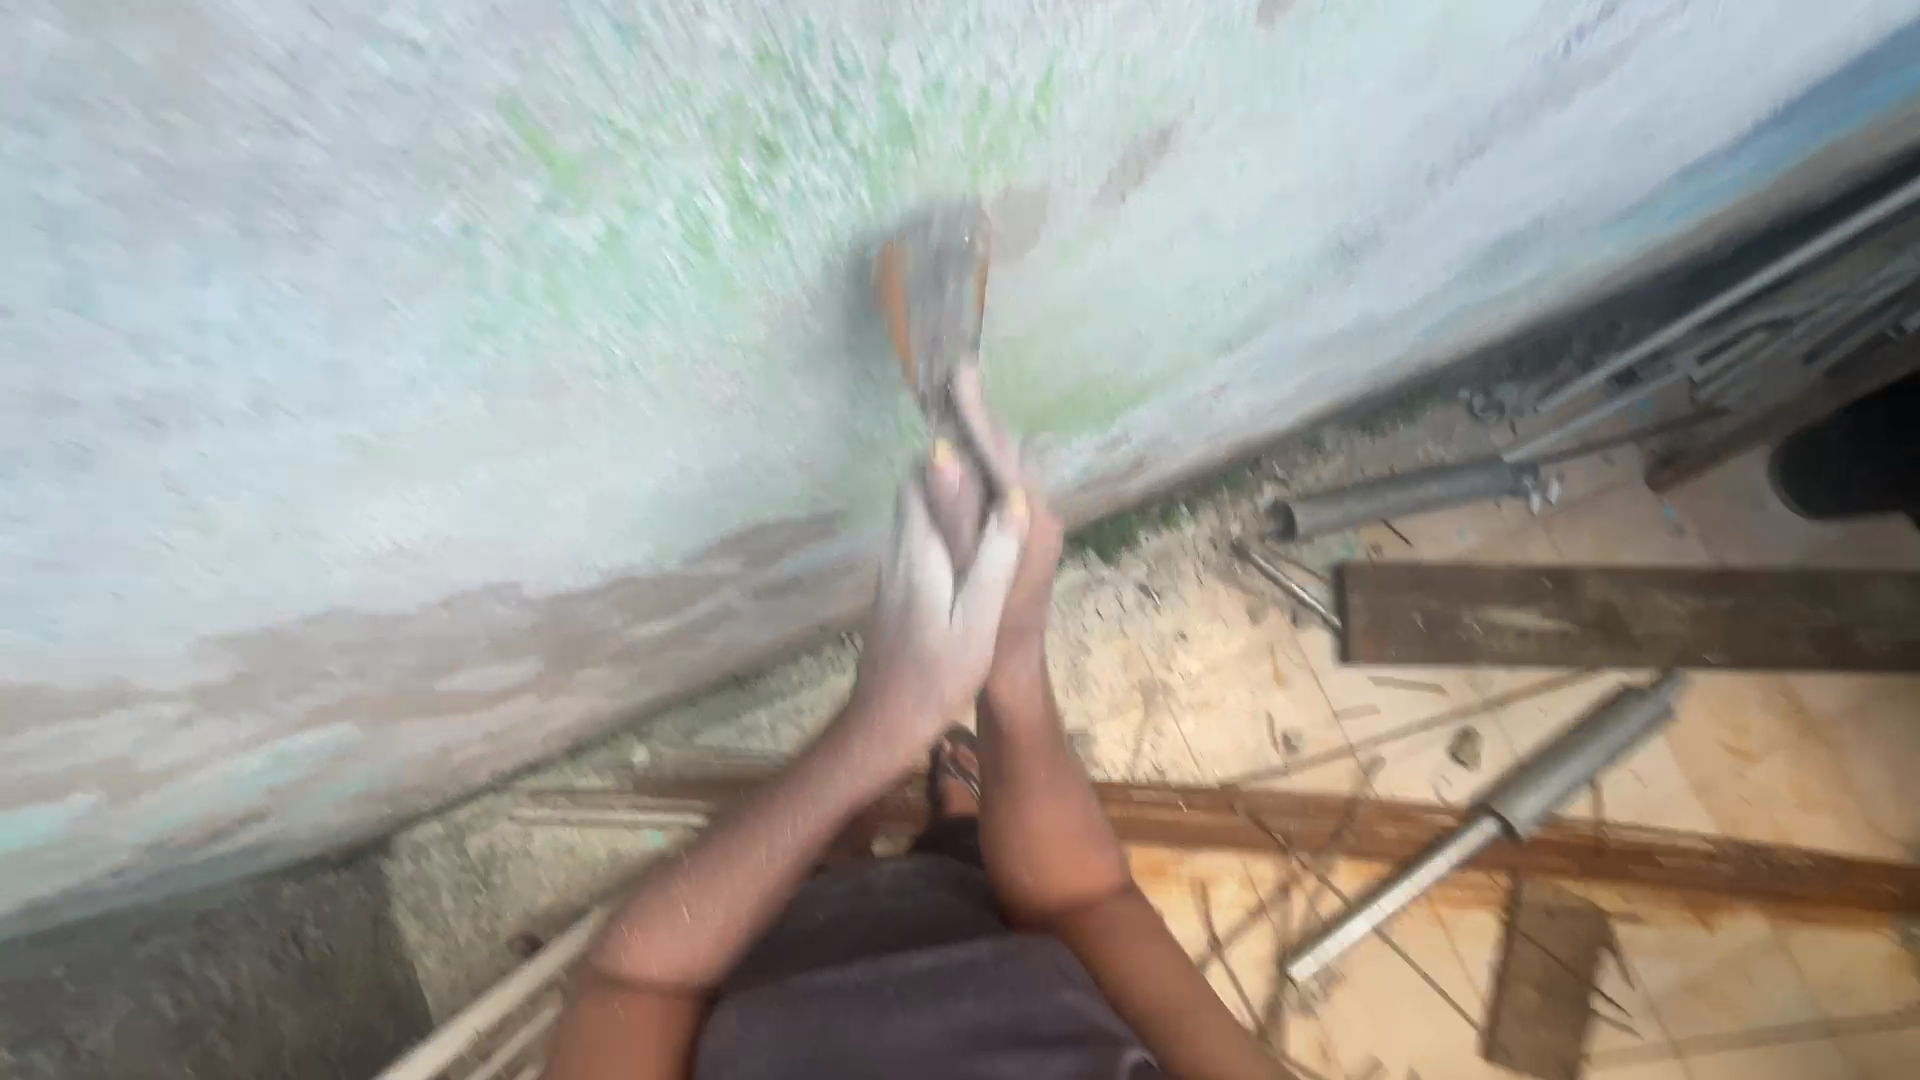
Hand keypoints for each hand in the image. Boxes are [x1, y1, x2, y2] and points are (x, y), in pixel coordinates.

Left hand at [847, 455, 1026, 762]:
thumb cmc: (938, 674)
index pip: (921, 478)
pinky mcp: (895, 592)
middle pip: (914, 491)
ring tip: (991, 502)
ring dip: (944, 500)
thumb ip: (993, 559)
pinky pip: (915, 540)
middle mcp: (898, 553)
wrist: (886, 720)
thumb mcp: (977, 620)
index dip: (950, 455)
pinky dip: (940, 529)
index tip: (986, 446)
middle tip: (997, 472)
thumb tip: (1014, 500)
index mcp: (919, 552)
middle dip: (949, 472)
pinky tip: (970, 547)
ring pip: (913, 515)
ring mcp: (892, 573)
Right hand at [946, 368, 1063, 662]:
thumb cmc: (991, 633)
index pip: (1002, 455)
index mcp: (1033, 523)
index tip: (958, 374)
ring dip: (980, 439)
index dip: (976, 414)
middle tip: (949, 383)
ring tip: (950, 408)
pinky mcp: (1027, 535)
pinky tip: (957, 459)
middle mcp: (1043, 516)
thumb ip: (957, 515)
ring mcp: (1038, 526)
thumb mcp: (969, 573)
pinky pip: (1003, 487)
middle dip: (978, 419)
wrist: (1014, 672)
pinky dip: (981, 467)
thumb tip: (939, 453)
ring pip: (1008, 468)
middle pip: (1008, 454)